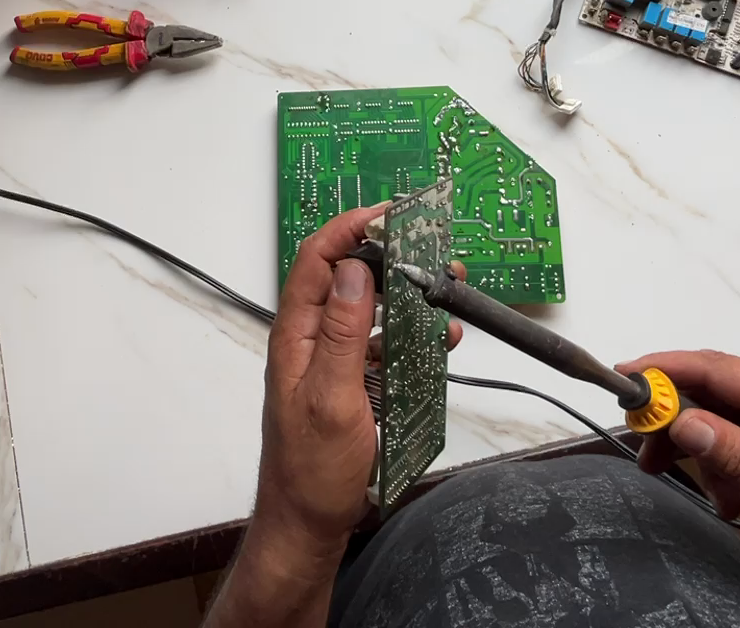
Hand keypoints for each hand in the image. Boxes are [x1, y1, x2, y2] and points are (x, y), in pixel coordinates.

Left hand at [254, 212, 466, 552]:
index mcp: (296, 333)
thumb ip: (343, 333)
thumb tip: (356, 270)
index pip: (317, 259)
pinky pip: (381, 341)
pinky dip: (409, 332)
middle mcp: (311, 337)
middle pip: (346, 276)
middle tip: (429, 249)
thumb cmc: (312, 471)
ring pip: (368, 307)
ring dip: (404, 293)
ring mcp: (332, 358)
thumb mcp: (332, 398)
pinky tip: (439, 337)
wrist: (308, 526)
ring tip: (443, 287)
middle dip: (387, 256)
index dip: (349, 228)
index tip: (388, 214)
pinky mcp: (351, 378)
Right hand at [619, 351, 739, 627]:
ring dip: (708, 445)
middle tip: (651, 458)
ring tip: (709, 494)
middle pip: (715, 386)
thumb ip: (734, 455)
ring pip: (731, 407)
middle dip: (679, 421)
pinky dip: (734, 449)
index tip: (621, 377)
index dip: (661, 368)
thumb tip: (681, 420)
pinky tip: (735, 490)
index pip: (712, 366)